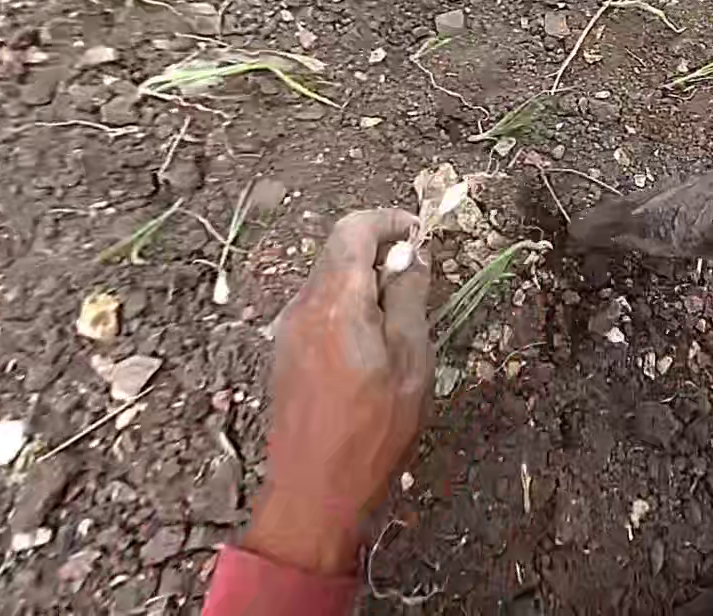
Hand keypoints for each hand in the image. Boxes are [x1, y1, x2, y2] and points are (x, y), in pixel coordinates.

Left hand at [242, 209, 431, 574]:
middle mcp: (302, 308)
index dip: (391, 221)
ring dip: (371, 276)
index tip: (423, 236)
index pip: (353, 229)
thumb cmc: (375, 424)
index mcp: (335, 304)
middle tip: (423, 275)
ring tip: (406, 309)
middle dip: (384, 249)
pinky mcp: (289, 351)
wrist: (315, 492)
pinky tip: (379, 333)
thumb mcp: (411, 354)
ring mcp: (289, 331)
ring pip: (333, 276)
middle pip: (340, 249)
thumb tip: (412, 253)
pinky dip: (355, 299)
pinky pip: (324, 303)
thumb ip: (409, 294)